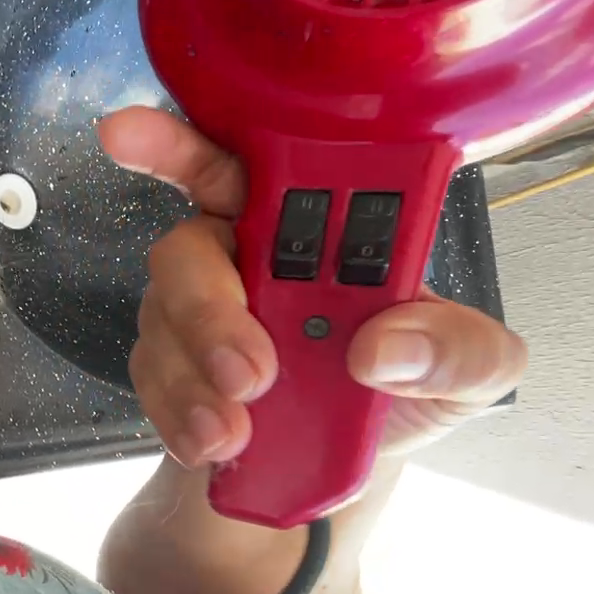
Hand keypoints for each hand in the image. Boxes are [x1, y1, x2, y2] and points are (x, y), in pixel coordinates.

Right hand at [98, 107, 528, 467]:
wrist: (342, 463)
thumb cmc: (401, 390)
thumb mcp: (471, 369)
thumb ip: (457, 349)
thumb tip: (385, 348)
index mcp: (304, 227)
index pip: (233, 165)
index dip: (174, 145)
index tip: (122, 131)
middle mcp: (236, 260)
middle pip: (185, 253)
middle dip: (205, 309)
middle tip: (248, 371)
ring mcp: (189, 317)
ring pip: (160, 325)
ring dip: (192, 381)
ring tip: (234, 434)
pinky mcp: (166, 370)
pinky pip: (151, 383)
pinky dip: (177, 416)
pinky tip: (208, 443)